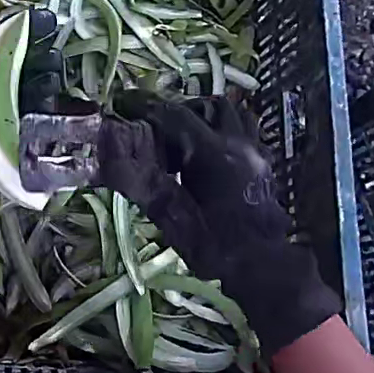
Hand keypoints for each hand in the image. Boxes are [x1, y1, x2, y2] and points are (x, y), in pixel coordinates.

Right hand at [102, 94, 340, 355]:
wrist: (263, 267)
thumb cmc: (214, 245)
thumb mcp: (171, 216)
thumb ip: (141, 181)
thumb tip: (109, 155)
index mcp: (211, 152)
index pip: (173, 115)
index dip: (144, 107)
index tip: (123, 105)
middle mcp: (237, 143)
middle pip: (206, 107)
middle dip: (178, 111)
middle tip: (156, 129)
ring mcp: (255, 152)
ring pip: (232, 115)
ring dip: (206, 118)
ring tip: (185, 138)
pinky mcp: (263, 164)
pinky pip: (244, 132)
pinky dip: (223, 132)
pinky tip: (208, 155)